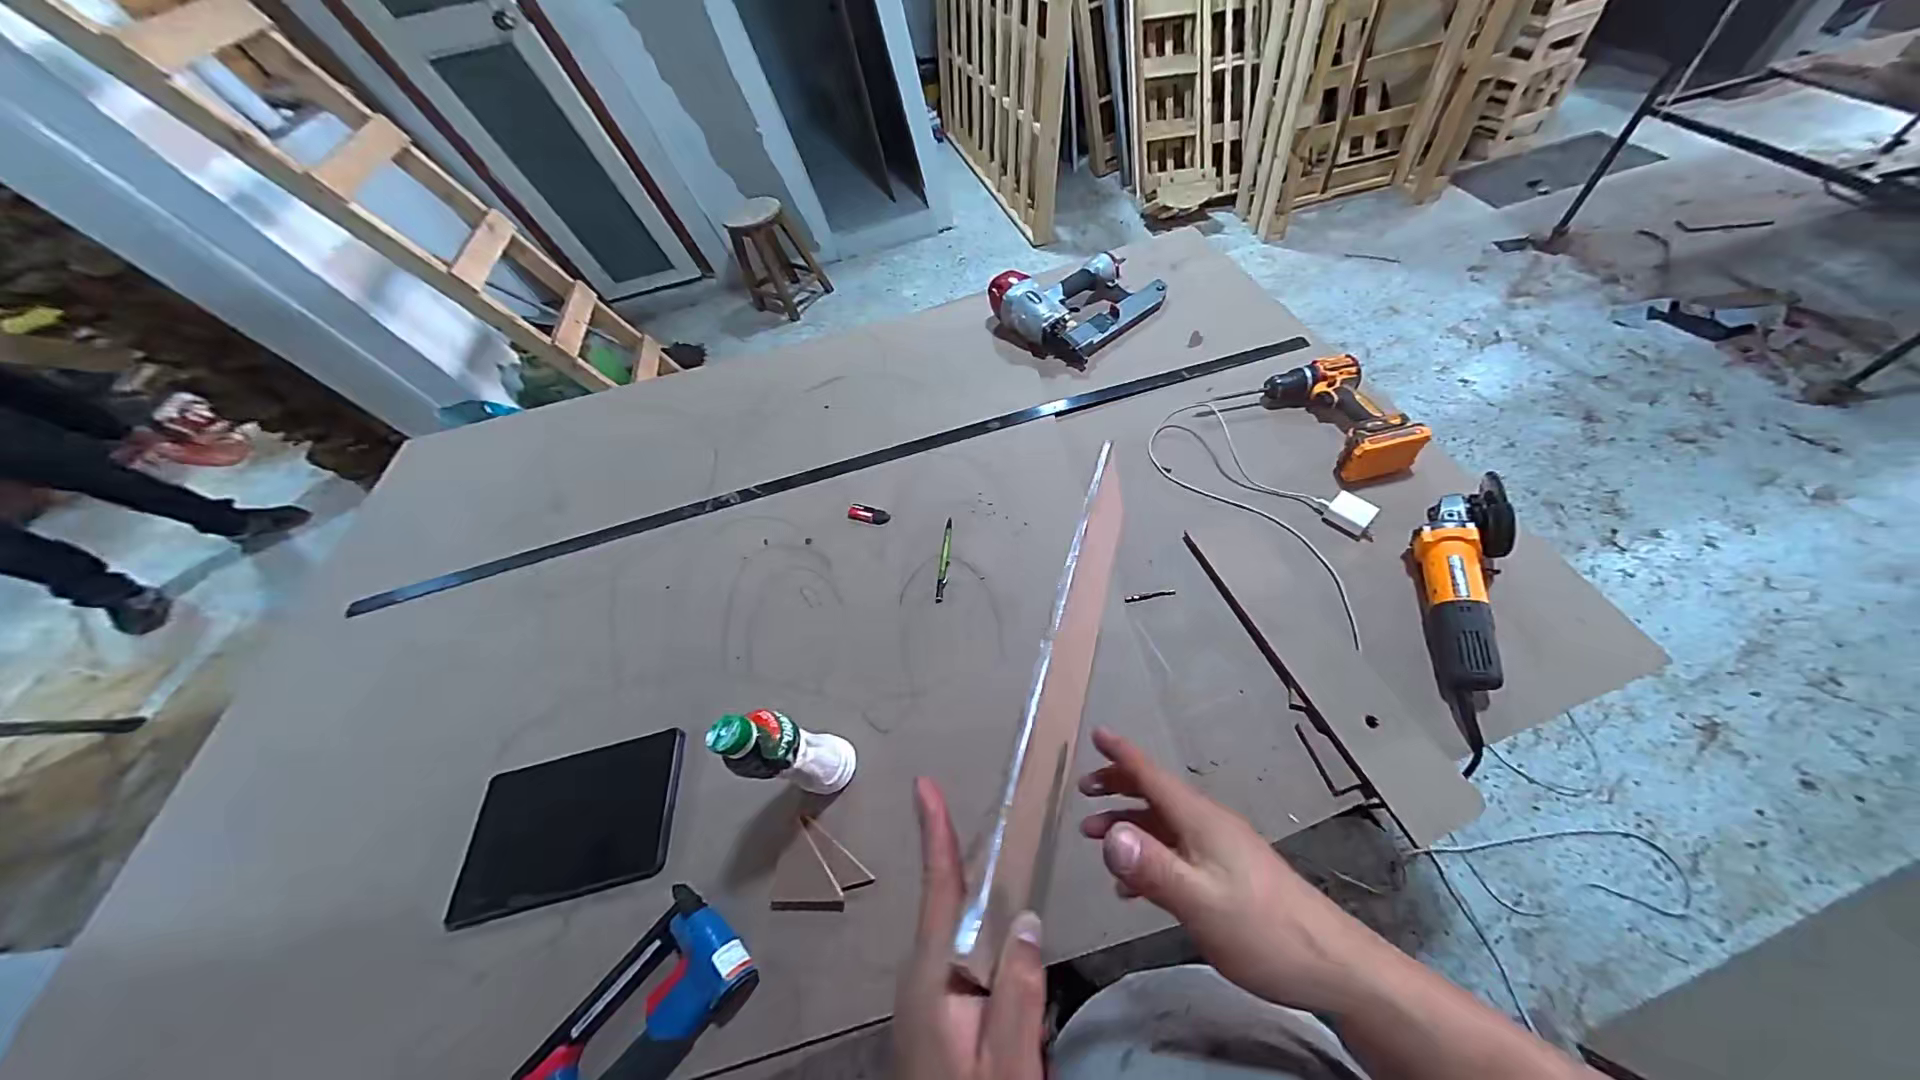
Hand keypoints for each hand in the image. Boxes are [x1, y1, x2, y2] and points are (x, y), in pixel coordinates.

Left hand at [893, 777, 1046, 1079]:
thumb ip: (1017, 993)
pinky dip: (981, 930)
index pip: (938, 889)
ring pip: (957, 928)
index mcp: (933, 978)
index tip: (924, 785)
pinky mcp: (939, 1011)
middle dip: (963, 852)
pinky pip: (963, 955)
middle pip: (947, 900)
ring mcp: (928, 995)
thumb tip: (1026, 916)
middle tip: (992, 815)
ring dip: (976, 890)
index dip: (934, 833)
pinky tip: (1001, 928)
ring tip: (1002, 855)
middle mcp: (923, 976)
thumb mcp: (1007, 1066)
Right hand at [1078, 727, 1387, 1012]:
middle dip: (1117, 786)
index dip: (1122, 752)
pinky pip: (1174, 851)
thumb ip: (1152, 868)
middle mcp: (1207, 825)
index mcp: (1199, 819)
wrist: (1332, 964)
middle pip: (1155, 792)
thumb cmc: (1262, 928)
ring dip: (1126, 823)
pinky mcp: (1225, 873)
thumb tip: (1108, 835)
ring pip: (1162, 823)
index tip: (1096, 733)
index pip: (1152, 774)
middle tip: (1083, 792)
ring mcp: (1218, 849)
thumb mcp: (1200, 901)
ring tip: (1093, 836)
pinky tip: (1131, 886)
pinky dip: (1146, 856)